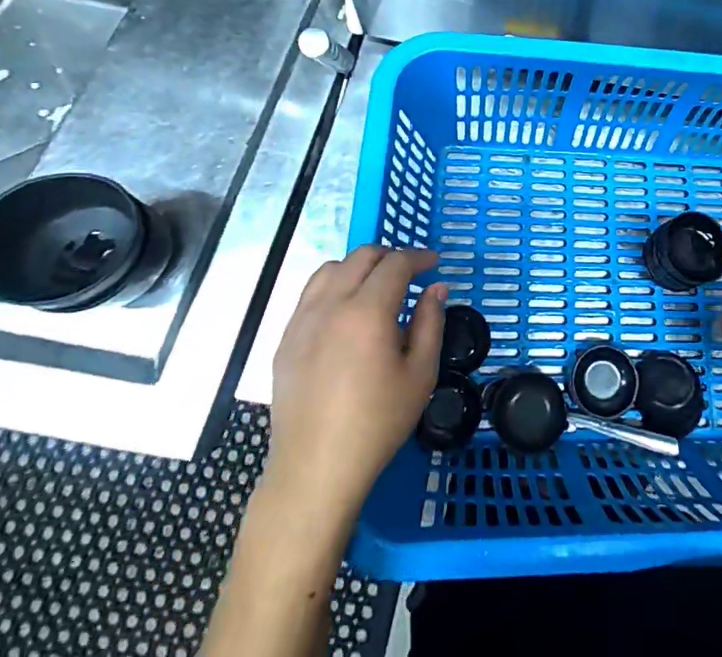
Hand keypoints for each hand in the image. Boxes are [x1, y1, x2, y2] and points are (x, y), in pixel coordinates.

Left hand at [269, 246, 445, 517]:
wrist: (316, 465)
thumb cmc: (377, 423)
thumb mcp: (419, 374)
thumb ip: (430, 323)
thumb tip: (436, 288)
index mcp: (366, 311)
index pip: (394, 264)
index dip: (418, 257)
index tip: (434, 263)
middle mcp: (330, 303)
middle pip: (360, 257)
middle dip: (389, 256)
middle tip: (410, 273)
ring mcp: (302, 318)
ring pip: (330, 268)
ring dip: (358, 267)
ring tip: (376, 288)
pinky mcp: (286, 336)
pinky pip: (310, 294)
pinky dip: (333, 286)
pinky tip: (345, 313)